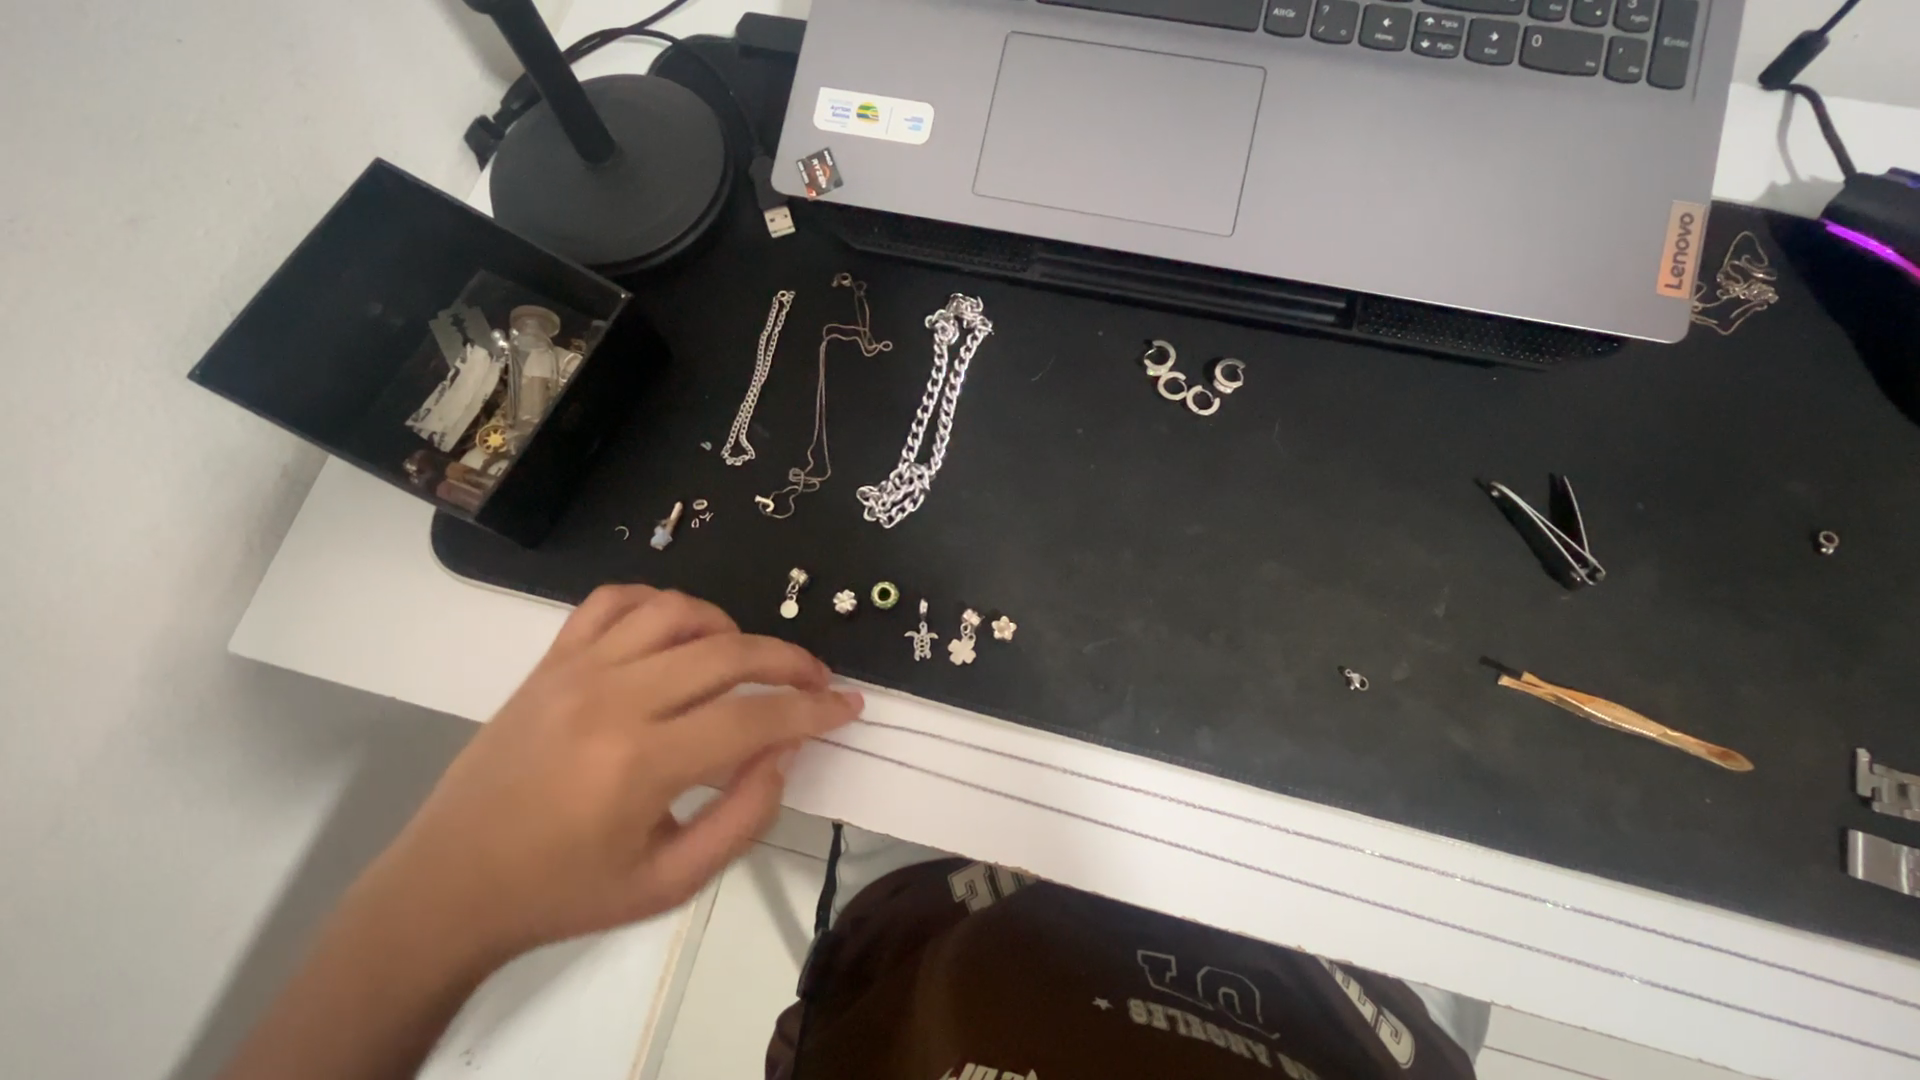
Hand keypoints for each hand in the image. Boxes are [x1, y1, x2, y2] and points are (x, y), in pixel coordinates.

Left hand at [362, 585, 861, 966]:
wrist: (450, 884)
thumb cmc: (566, 892)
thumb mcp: (670, 883)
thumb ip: (743, 818)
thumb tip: (785, 750)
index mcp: (641, 764)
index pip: (754, 717)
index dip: (814, 709)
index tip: (849, 706)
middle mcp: (612, 700)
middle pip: (727, 652)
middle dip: (790, 661)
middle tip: (817, 680)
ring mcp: (576, 670)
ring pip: (676, 612)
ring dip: (729, 627)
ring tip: (746, 658)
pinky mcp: (551, 660)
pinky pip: (614, 600)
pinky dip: (660, 603)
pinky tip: (679, 633)